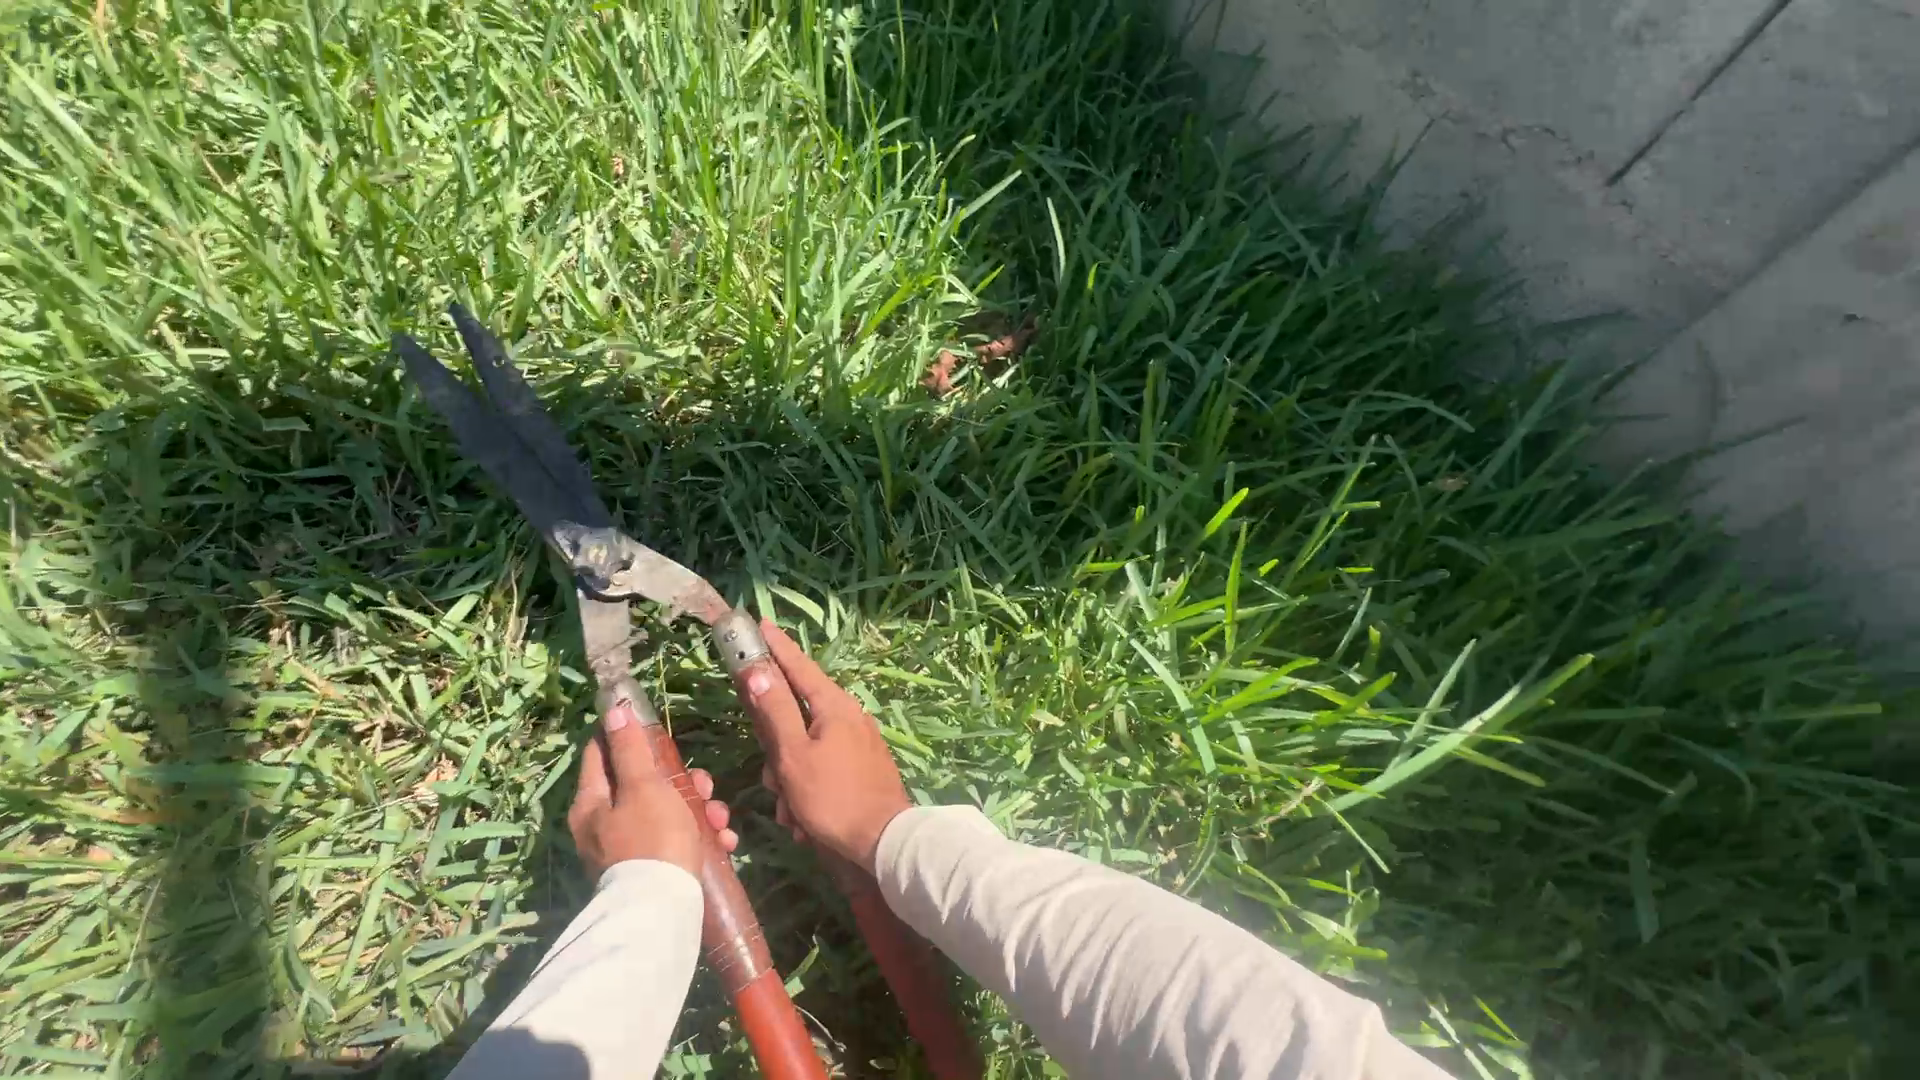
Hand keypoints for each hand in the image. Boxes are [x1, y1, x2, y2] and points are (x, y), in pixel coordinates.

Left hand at [567, 700, 738, 880]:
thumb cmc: (653, 838)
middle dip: (683, 780)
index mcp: (592, 804)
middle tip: (705, 784)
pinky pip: (678, 840)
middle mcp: (603, 825)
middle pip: (644, 784)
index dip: (626, 734)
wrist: (664, 910)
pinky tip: (722, 841)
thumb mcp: (644, 786)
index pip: (600, 753)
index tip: (655, 727)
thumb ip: (631, 749)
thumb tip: (614, 711)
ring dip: (700, 809)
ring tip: (720, 819)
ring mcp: (628, 849)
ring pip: (668, 811)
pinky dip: (701, 837)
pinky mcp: (653, 869)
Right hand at [738, 619, 911, 874]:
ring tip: (792, 811)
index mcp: (834, 706)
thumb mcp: (794, 755)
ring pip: (805, 747)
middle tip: (774, 778)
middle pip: (796, 715)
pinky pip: (821, 767)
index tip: (760, 623)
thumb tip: (759, 670)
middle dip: (777, 750)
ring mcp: (857, 741)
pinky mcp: (861, 766)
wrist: (884, 841)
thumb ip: (775, 712)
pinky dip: (806, 790)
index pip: (799, 666)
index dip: (777, 646)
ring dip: (790, 778)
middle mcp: (849, 716)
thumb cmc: (833, 797)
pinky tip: (804, 820)